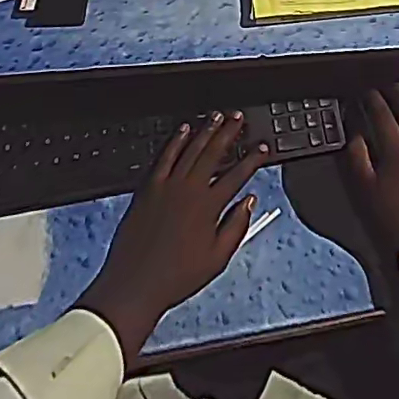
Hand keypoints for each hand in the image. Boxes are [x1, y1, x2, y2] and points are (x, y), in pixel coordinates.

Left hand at [76, 112, 268, 367]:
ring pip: (190, 149)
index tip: (261, 148)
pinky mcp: (149, 186)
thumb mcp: (217, 258)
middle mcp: (189, 190)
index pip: (237, 175)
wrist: (136, 282)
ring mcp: (167, 185)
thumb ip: (236, 227)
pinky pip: (165, 155)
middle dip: (229, 133)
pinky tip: (183, 129)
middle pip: (214, 153)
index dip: (252, 159)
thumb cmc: (176, 276)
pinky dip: (175, 140)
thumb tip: (249, 202)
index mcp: (208, 207)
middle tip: (238, 118)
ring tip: (217, 116)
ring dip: (205, 130)